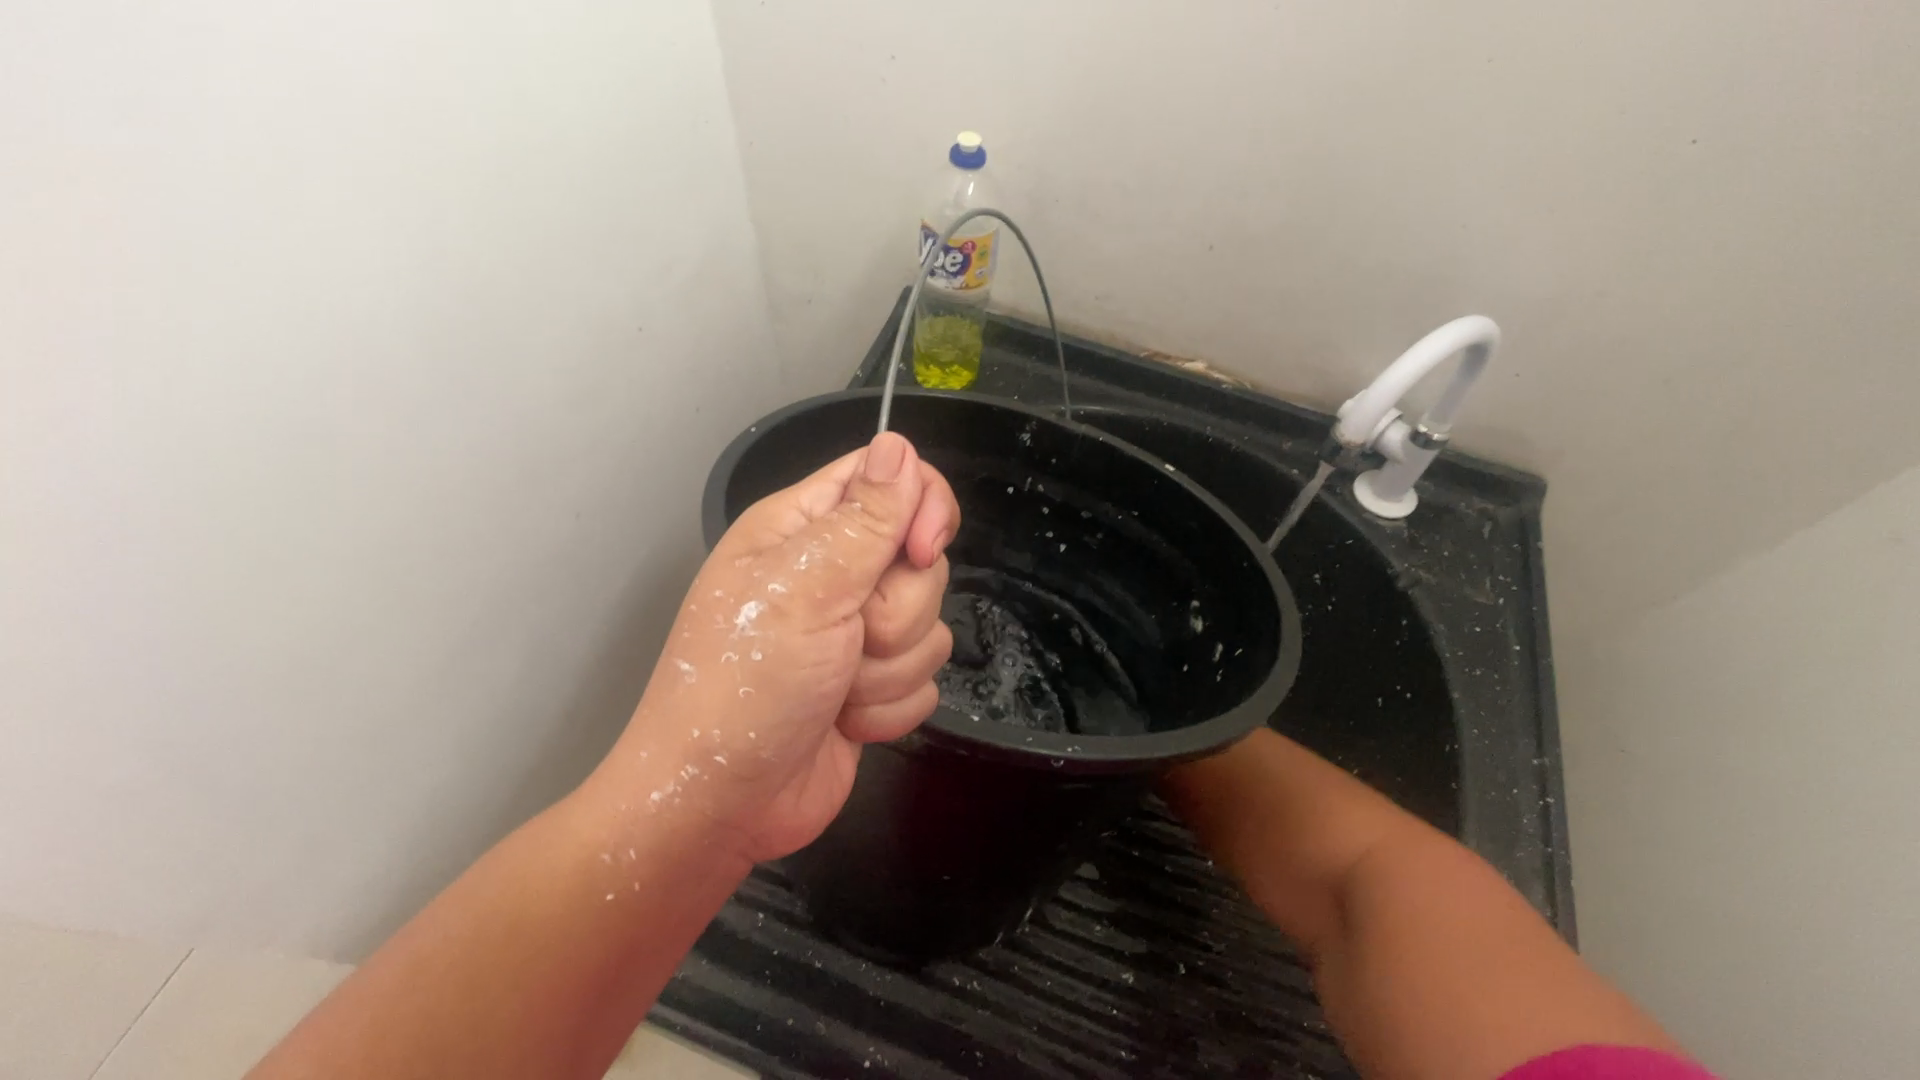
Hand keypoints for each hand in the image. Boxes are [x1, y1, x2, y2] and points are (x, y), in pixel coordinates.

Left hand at [596, 433, 958, 863]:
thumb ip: (864, 519)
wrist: (721, 805)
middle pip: (920, 560)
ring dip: (889, 669)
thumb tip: (899, 443)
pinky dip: (889, 707)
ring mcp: (855, 635)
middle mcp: (832, 574)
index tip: (919, 551)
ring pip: (930, 625)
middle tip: (847, 641)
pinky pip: (925, 679)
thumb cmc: (743, 689)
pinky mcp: (873, 686)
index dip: (921, 507)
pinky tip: (845, 722)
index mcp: (802, 530)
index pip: (889, 478)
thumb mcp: (804, 591)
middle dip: (897, 613)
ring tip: (836, 691)